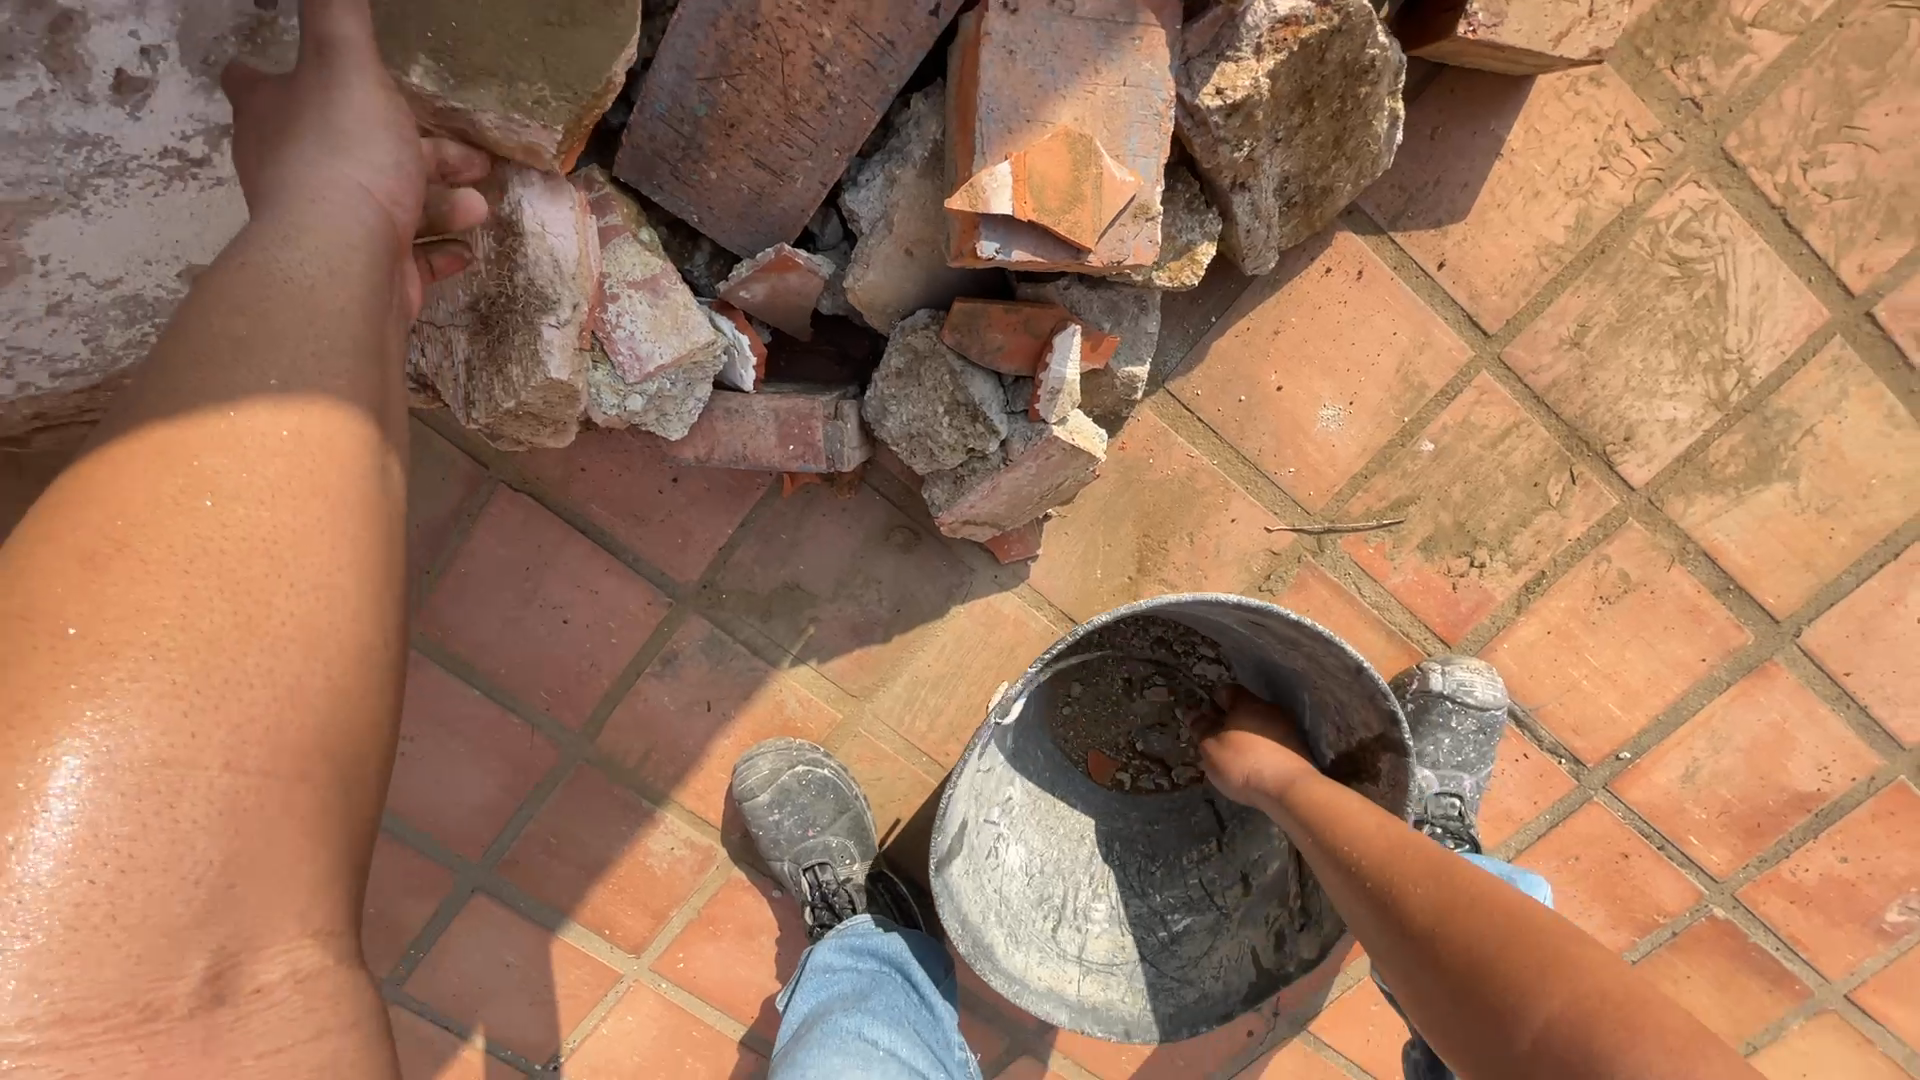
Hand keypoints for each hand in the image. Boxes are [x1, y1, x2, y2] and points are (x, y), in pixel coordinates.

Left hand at [219, 0, 490, 315]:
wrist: (348, 258)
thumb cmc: (345, 155)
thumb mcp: (348, 65)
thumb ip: (338, 13)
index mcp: (274, 114)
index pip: (259, 83)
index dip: (284, 76)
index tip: (327, 79)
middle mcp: (291, 168)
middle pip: (354, 150)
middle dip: (415, 152)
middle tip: (470, 157)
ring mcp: (331, 227)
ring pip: (390, 204)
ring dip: (441, 203)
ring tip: (479, 206)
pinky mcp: (368, 272)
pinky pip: (410, 257)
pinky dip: (440, 250)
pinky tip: (467, 249)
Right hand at [1196, 686, 1318, 808]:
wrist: (1291, 790)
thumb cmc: (1243, 763)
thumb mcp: (1210, 747)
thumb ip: (1200, 727)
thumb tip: (1193, 712)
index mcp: (1246, 703)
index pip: (1226, 690)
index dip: (1212, 702)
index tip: (1204, 720)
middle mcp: (1270, 710)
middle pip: (1245, 709)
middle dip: (1230, 722)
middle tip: (1216, 743)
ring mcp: (1289, 730)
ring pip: (1261, 727)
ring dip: (1248, 738)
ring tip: (1236, 761)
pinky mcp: (1300, 750)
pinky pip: (1274, 744)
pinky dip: (1262, 752)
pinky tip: (1255, 770)